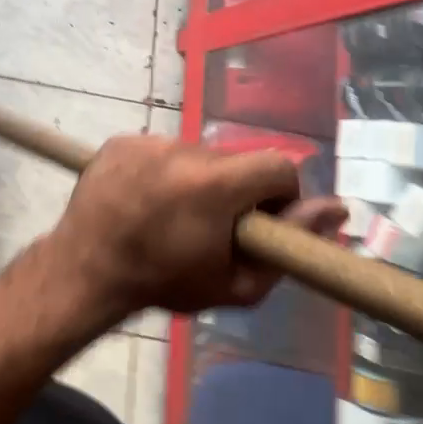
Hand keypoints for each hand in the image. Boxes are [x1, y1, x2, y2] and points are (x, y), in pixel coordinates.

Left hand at [37, 136, 346, 321]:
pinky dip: (162, 170)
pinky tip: (146, 200)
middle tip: (213, 225)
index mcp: (215, 182)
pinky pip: (160, 150)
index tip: (261, 222)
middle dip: (236, 190)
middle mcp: (181, 149)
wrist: (86, 267)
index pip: (279, 165)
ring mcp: (146, 141)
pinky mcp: (119, 141)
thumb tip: (336, 209)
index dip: (280, 196)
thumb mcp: (238, 282)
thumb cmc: (164, 281)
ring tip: (173, 215)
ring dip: (197, 179)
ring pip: (196, 154)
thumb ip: (290, 245)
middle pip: (235, 160)